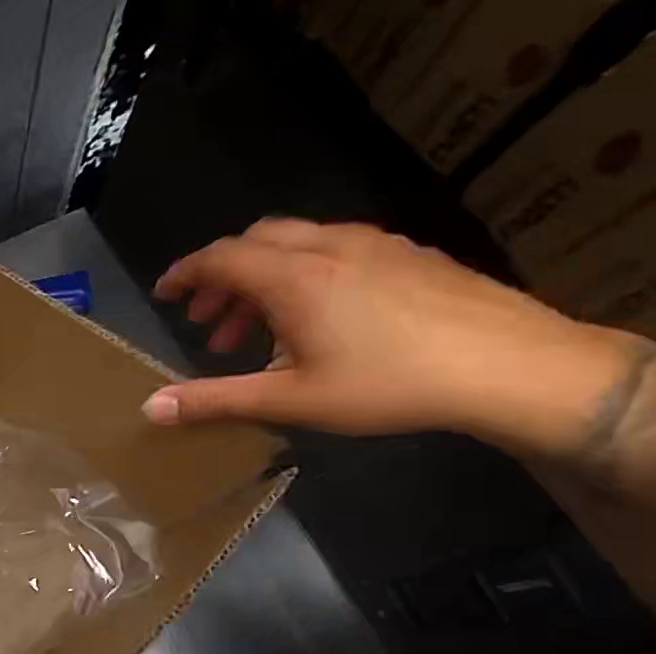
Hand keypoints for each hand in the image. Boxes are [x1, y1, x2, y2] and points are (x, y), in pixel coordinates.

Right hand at [143, 219, 646, 457]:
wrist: (504, 363)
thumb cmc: (385, 384)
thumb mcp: (290, 400)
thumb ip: (216, 400)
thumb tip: (151, 408)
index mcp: (293, 276)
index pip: (220, 257)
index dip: (184, 274)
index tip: (164, 294)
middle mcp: (328, 245)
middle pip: (256, 243)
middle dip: (222, 279)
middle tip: (208, 324)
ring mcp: (372, 244)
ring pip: (296, 245)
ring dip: (262, 282)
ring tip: (256, 334)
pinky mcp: (405, 254)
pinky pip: (333, 252)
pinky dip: (302, 278)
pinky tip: (317, 323)